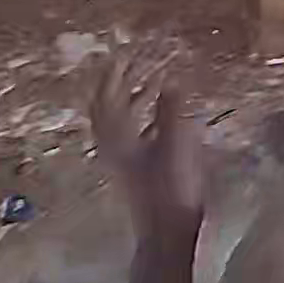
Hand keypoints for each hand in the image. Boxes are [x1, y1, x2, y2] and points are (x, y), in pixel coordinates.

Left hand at [88, 50, 203, 241]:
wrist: (166, 231)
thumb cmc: (171, 186)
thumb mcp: (175, 143)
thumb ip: (171, 110)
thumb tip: (170, 80)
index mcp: (117, 136)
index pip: (108, 96)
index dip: (114, 72)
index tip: (124, 51)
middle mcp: (112, 144)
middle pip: (109, 105)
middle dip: (121, 81)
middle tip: (138, 60)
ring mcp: (121, 156)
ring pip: (121, 118)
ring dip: (133, 96)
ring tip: (154, 80)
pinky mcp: (134, 166)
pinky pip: (132, 129)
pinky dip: (143, 113)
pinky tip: (161, 111)